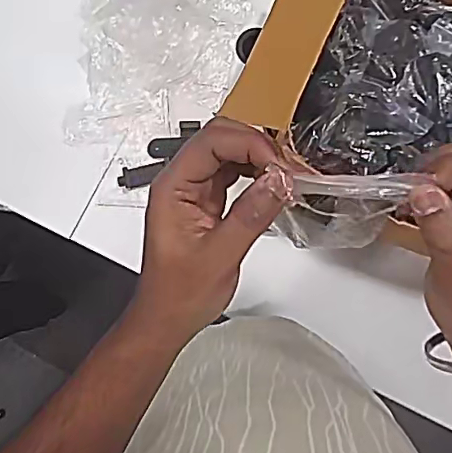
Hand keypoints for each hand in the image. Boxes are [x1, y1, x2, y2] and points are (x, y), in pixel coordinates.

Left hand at [135, 118, 290, 343]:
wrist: (166, 316)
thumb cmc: (178, 293)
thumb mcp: (220, 257)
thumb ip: (251, 215)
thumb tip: (278, 180)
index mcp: (172, 188)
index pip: (211, 142)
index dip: (249, 145)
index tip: (278, 166)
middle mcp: (179, 182)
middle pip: (218, 136)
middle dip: (255, 143)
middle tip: (285, 167)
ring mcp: (192, 189)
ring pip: (226, 150)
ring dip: (257, 155)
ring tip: (283, 175)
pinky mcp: (205, 199)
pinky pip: (231, 170)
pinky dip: (255, 171)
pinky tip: (271, 183)